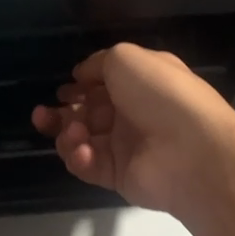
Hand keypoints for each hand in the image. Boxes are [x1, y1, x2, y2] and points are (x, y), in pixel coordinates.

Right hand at [30, 43, 234, 215]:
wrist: (192, 151)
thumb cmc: (161, 94)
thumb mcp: (126, 58)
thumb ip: (97, 63)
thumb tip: (80, 75)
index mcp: (139, 82)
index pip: (101, 83)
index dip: (79, 86)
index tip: (62, 90)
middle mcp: (132, 112)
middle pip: (86, 113)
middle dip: (61, 112)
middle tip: (42, 115)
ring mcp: (126, 146)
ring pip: (83, 139)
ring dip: (68, 135)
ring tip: (72, 133)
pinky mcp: (120, 176)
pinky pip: (90, 166)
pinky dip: (80, 158)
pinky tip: (82, 152)